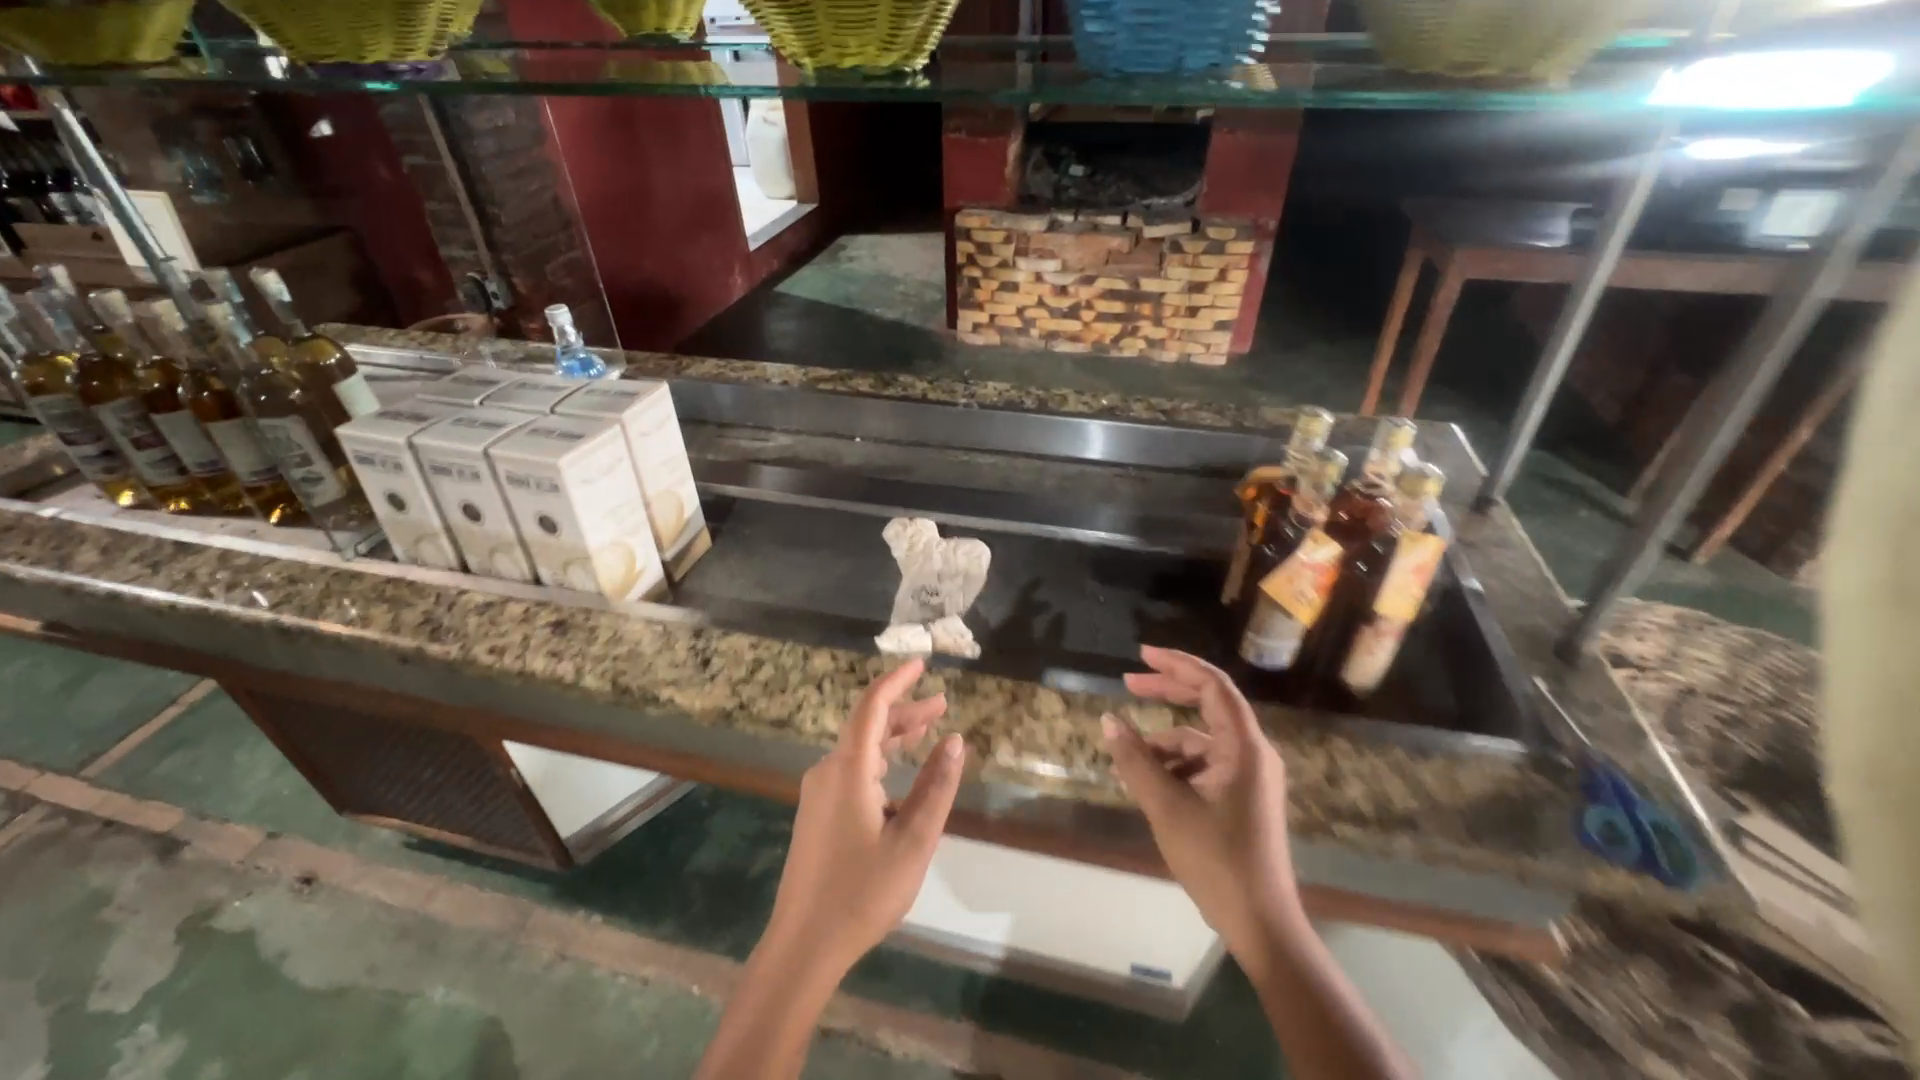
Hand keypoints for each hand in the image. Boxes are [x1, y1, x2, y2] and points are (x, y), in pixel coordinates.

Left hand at [765, 658, 965, 974]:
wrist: (804, 943)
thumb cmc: (863, 892)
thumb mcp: (913, 840)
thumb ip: (936, 787)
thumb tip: (956, 741)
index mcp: (847, 771)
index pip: (872, 708)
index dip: (897, 681)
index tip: (922, 663)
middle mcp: (827, 773)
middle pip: (867, 727)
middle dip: (905, 712)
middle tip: (943, 705)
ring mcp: (817, 795)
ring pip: (859, 751)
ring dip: (894, 738)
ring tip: (929, 732)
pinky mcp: (817, 816)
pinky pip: (851, 772)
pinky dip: (880, 762)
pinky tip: (902, 778)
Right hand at [1103, 646, 1304, 967]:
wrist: (1260, 921)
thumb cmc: (1215, 859)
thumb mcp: (1167, 807)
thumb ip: (1135, 760)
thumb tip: (1109, 721)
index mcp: (1243, 747)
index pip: (1212, 686)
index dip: (1177, 665)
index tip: (1141, 656)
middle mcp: (1253, 753)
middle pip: (1210, 705)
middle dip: (1168, 693)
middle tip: (1128, 684)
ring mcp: (1250, 777)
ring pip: (1202, 741)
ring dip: (1165, 741)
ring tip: (1128, 757)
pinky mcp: (1243, 798)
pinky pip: (1206, 766)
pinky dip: (1176, 766)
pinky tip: (1149, 782)